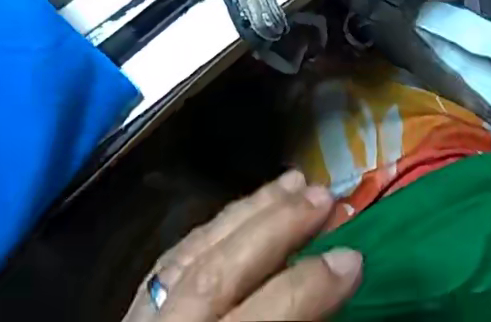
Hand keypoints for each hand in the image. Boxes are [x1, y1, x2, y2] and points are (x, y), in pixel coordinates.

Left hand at [123, 169, 361, 321]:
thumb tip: (325, 306)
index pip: (258, 319)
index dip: (308, 287)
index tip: (354, 259)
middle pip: (219, 270)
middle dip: (276, 228)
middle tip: (326, 196)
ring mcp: (144, 317)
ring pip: (195, 249)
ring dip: (249, 211)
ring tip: (293, 182)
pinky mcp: (137, 307)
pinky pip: (177, 254)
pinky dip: (216, 225)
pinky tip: (243, 210)